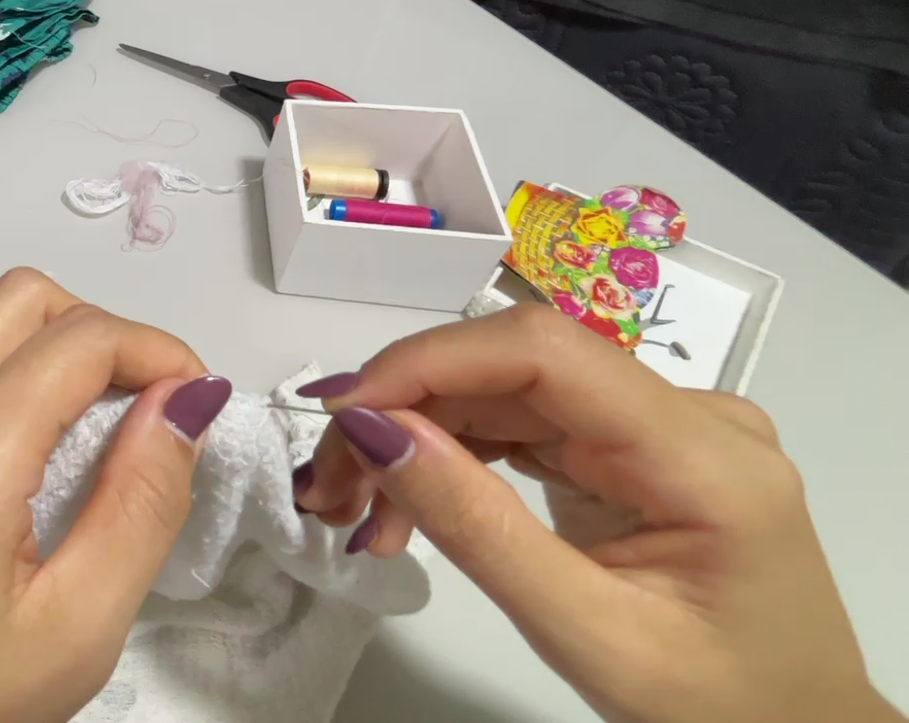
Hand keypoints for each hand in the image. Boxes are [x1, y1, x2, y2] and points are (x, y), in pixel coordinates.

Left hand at [0, 269, 232, 722]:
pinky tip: (23, 425)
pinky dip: (0, 355)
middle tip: (142, 399)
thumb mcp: (73, 630)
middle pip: (24, 295)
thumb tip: (183, 407)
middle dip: (101, 327)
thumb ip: (139, 506)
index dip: (155, 349)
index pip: (80, 339)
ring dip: (47, 334)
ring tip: (90, 408)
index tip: (194, 398)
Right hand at [294, 306, 902, 722]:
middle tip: (328, 487)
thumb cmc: (710, 708)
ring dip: (404, 439)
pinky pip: (499, 421)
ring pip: (484, 393)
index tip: (339, 413)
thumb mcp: (586, 633)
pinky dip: (436, 457)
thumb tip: (367, 428)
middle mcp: (680, 413)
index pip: (539, 352)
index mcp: (702, 455)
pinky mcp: (613, 438)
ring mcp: (646, 421)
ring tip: (352, 509)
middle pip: (497, 372)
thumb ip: (474, 525)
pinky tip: (400, 504)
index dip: (426, 362)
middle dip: (396, 416)